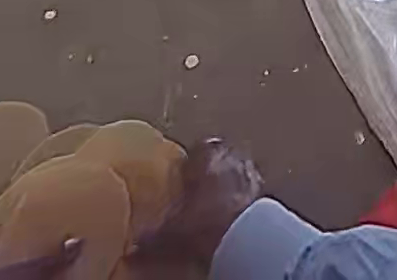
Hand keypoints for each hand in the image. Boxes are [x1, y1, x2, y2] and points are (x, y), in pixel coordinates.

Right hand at [142, 139, 262, 264]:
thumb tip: (132, 249)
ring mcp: (250, 169)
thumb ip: (150, 237)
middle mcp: (231, 154)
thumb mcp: (171, 233)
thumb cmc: (205, 224)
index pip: (197, 148)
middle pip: (219, 154)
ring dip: (228, 178)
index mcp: (208, 155)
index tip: (182, 176)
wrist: (244, 235)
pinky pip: (249, 184)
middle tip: (199, 188)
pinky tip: (233, 209)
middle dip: (210, 168)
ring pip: (236, 167)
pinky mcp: (264, 186)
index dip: (189, 163)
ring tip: (216, 200)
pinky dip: (241, 193)